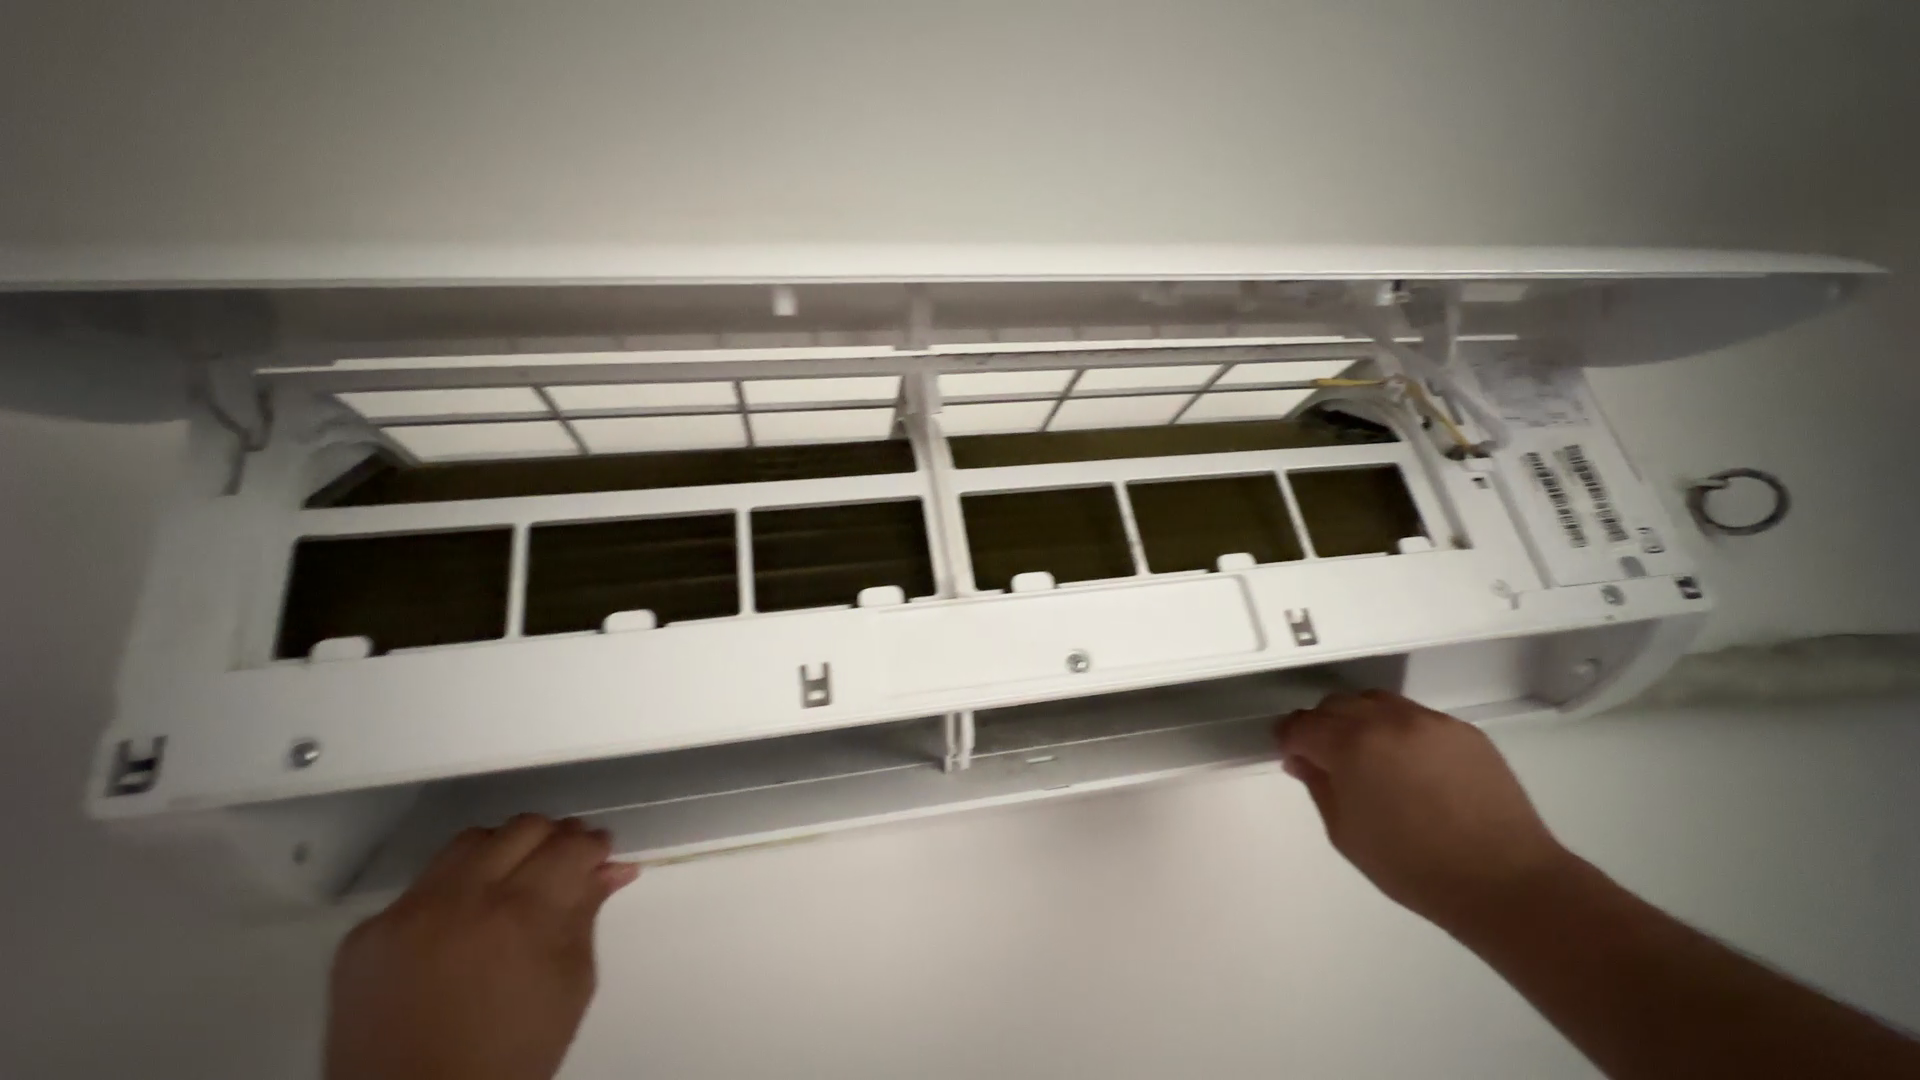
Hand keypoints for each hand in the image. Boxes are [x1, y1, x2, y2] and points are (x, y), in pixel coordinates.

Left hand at [325, 814, 639, 1079]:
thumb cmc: (512, 1055)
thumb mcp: (570, 986)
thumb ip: (586, 915)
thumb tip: (611, 867)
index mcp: (520, 916)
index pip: (570, 846)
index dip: (593, 844)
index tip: (601, 853)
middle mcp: (460, 899)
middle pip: (523, 829)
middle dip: (554, 838)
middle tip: (565, 863)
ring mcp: (405, 913)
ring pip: (469, 843)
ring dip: (503, 851)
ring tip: (514, 882)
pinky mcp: (365, 934)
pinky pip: (421, 886)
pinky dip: (453, 890)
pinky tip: (463, 921)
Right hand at [1276, 690, 1575, 932]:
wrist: (1504, 880)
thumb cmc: (1413, 867)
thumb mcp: (1346, 834)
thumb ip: (1319, 787)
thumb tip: (1305, 760)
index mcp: (1350, 746)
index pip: (1301, 725)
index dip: (1289, 740)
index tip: (1293, 758)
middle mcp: (1386, 721)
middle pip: (1336, 705)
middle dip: (1323, 727)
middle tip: (1328, 760)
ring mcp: (1429, 721)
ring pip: (1375, 702)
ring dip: (1360, 721)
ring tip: (1370, 756)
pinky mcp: (1463, 730)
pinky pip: (1416, 716)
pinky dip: (1400, 731)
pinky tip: (1411, 766)